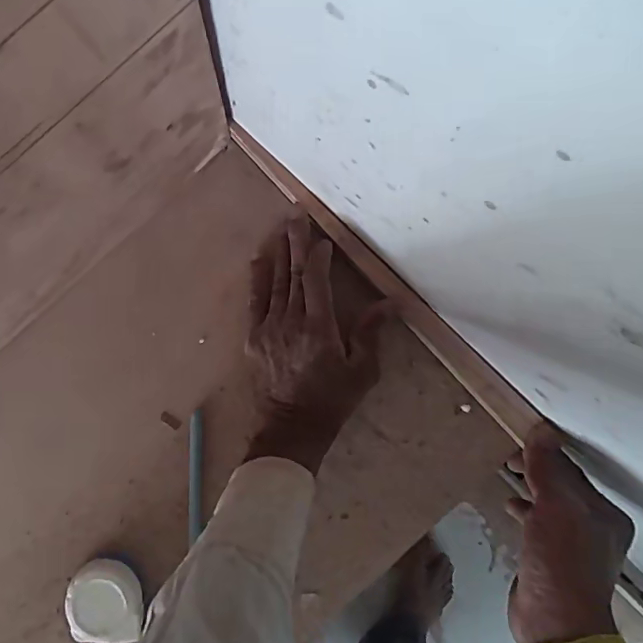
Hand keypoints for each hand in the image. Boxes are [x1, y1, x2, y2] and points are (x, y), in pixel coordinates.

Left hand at [242, 216, 390, 472]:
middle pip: (292, 274)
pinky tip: (259, 258)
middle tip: (297, 216)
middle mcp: (291, 321)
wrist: (292, 426)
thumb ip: (370, 333)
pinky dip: (257, 278)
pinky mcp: (254, 336)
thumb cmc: (332, 399)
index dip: (318, 257)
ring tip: (281, 228)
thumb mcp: (362, 371)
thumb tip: (388, 303)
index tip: (323, 239)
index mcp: (319, 328)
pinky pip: (255, 300)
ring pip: (274, 283)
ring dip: (278, 253)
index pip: (316, 281)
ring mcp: (269, 328)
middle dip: (295, 243)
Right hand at [504, 421, 638, 642]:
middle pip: (562, 486)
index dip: (544, 454)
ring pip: (549, 503)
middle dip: (536, 469)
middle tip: (506, 457)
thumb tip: (542, 429)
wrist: (556, 625)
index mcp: (605, 514)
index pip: (572, 471)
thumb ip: (547, 469)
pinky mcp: (554, 559)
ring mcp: (575, 545)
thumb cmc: (560, 564)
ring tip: (504, 474)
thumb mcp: (554, 509)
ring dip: (529, 487)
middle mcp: (595, 527)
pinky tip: (508, 505)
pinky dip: (525, 509)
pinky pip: (540, 522)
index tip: (515, 441)